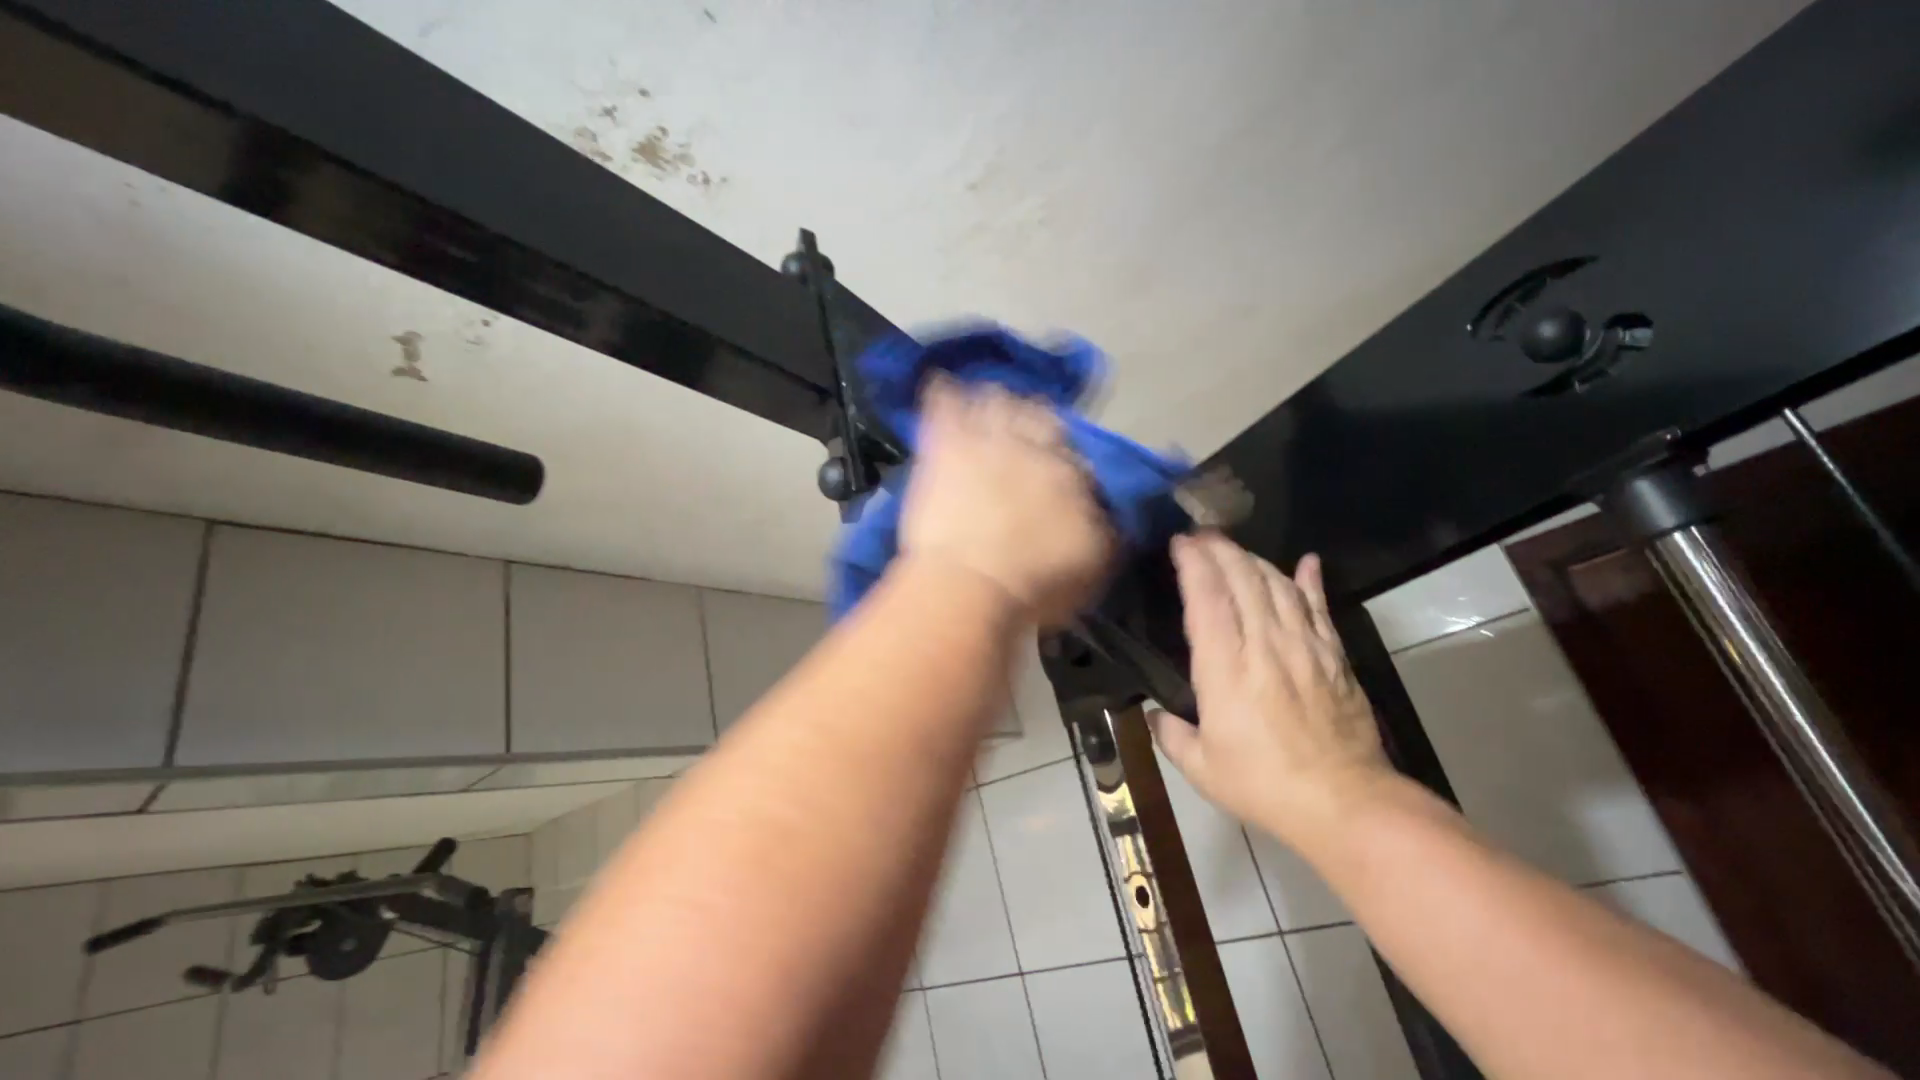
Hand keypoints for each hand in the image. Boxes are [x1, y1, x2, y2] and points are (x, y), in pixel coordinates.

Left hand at [898, 379, 1114, 626]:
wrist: (970, 585)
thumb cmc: (1036, 587)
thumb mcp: (1094, 567)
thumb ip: (1107, 531)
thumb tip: (1112, 513)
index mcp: (1073, 475)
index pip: (1078, 456)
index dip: (1068, 461)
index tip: (1060, 472)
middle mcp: (1036, 447)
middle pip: (1040, 420)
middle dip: (1035, 422)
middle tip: (1026, 431)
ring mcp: (989, 440)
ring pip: (998, 402)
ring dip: (996, 402)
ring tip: (990, 403)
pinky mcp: (945, 445)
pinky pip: (944, 403)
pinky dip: (943, 392)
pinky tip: (939, 382)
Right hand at [1149, 532, 1399, 855]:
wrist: (1343, 801)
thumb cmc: (1263, 785)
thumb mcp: (1202, 768)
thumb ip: (1173, 736)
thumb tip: (1156, 715)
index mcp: (1225, 669)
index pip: (1207, 598)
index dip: (1193, 563)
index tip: (1179, 543)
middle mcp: (1265, 645)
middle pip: (1244, 578)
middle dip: (1220, 549)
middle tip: (1202, 536)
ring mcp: (1305, 647)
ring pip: (1279, 585)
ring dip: (1255, 560)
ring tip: (1236, 550)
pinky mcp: (1334, 657)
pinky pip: (1319, 607)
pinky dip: (1310, 581)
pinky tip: (1306, 563)